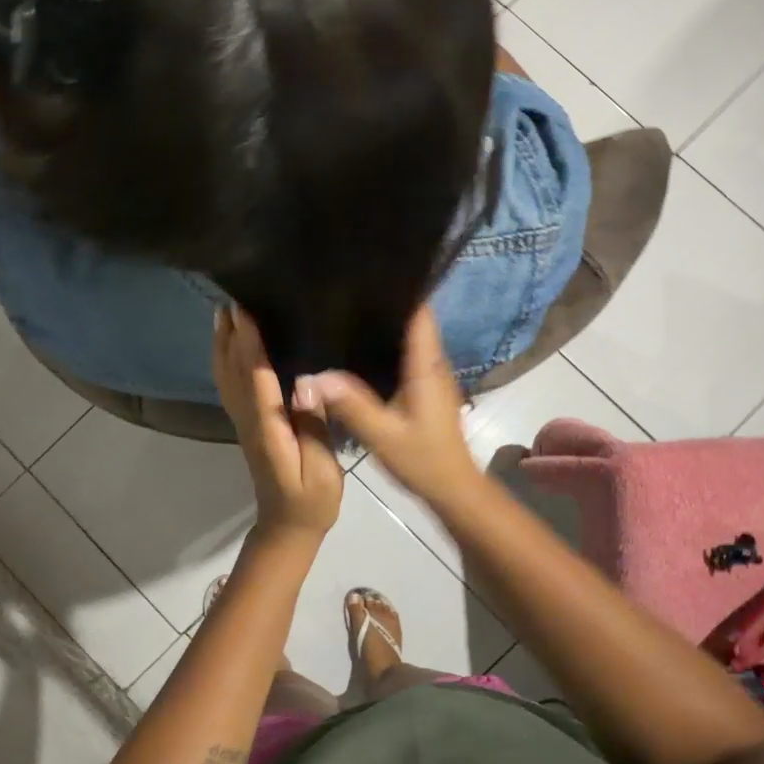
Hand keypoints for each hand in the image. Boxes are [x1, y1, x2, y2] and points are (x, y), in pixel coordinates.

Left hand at [213, 307, 342, 540]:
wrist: (288, 528)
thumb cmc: (311, 501)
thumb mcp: (322, 470)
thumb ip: (314, 427)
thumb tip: (305, 384)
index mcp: (269, 427)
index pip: (256, 377)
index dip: (249, 343)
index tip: (245, 310)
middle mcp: (250, 421)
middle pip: (234, 372)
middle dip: (231, 335)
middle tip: (230, 297)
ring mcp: (246, 425)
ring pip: (226, 379)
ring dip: (222, 346)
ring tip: (222, 315)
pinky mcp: (249, 428)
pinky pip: (231, 389)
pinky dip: (227, 364)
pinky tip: (231, 350)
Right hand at [308, 307, 482, 506]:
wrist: (453, 490)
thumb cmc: (423, 460)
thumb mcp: (381, 435)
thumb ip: (349, 404)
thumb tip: (310, 377)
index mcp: (427, 367)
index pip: (419, 313)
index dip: (401, 288)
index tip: (370, 273)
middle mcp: (434, 365)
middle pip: (413, 321)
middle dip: (385, 303)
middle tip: (347, 290)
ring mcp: (432, 378)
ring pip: (409, 339)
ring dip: (385, 327)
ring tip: (347, 313)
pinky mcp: (427, 392)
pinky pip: (406, 358)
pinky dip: (386, 348)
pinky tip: (358, 352)